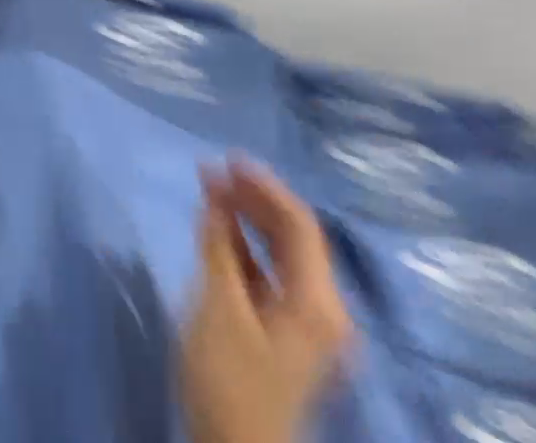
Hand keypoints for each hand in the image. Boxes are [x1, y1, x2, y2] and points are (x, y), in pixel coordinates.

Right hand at [180, 158, 354, 442]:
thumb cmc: (228, 378)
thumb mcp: (218, 309)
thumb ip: (219, 250)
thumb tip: (216, 198)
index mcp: (318, 303)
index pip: (299, 227)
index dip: (263, 187)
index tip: (226, 157)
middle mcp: (324, 309)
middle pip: (295, 239)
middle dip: (255, 199)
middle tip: (213, 167)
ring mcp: (306, 323)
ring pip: (281, 256)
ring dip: (247, 220)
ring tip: (212, 189)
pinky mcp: (284, 332)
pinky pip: (269, 275)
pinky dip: (243, 248)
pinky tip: (218, 231)